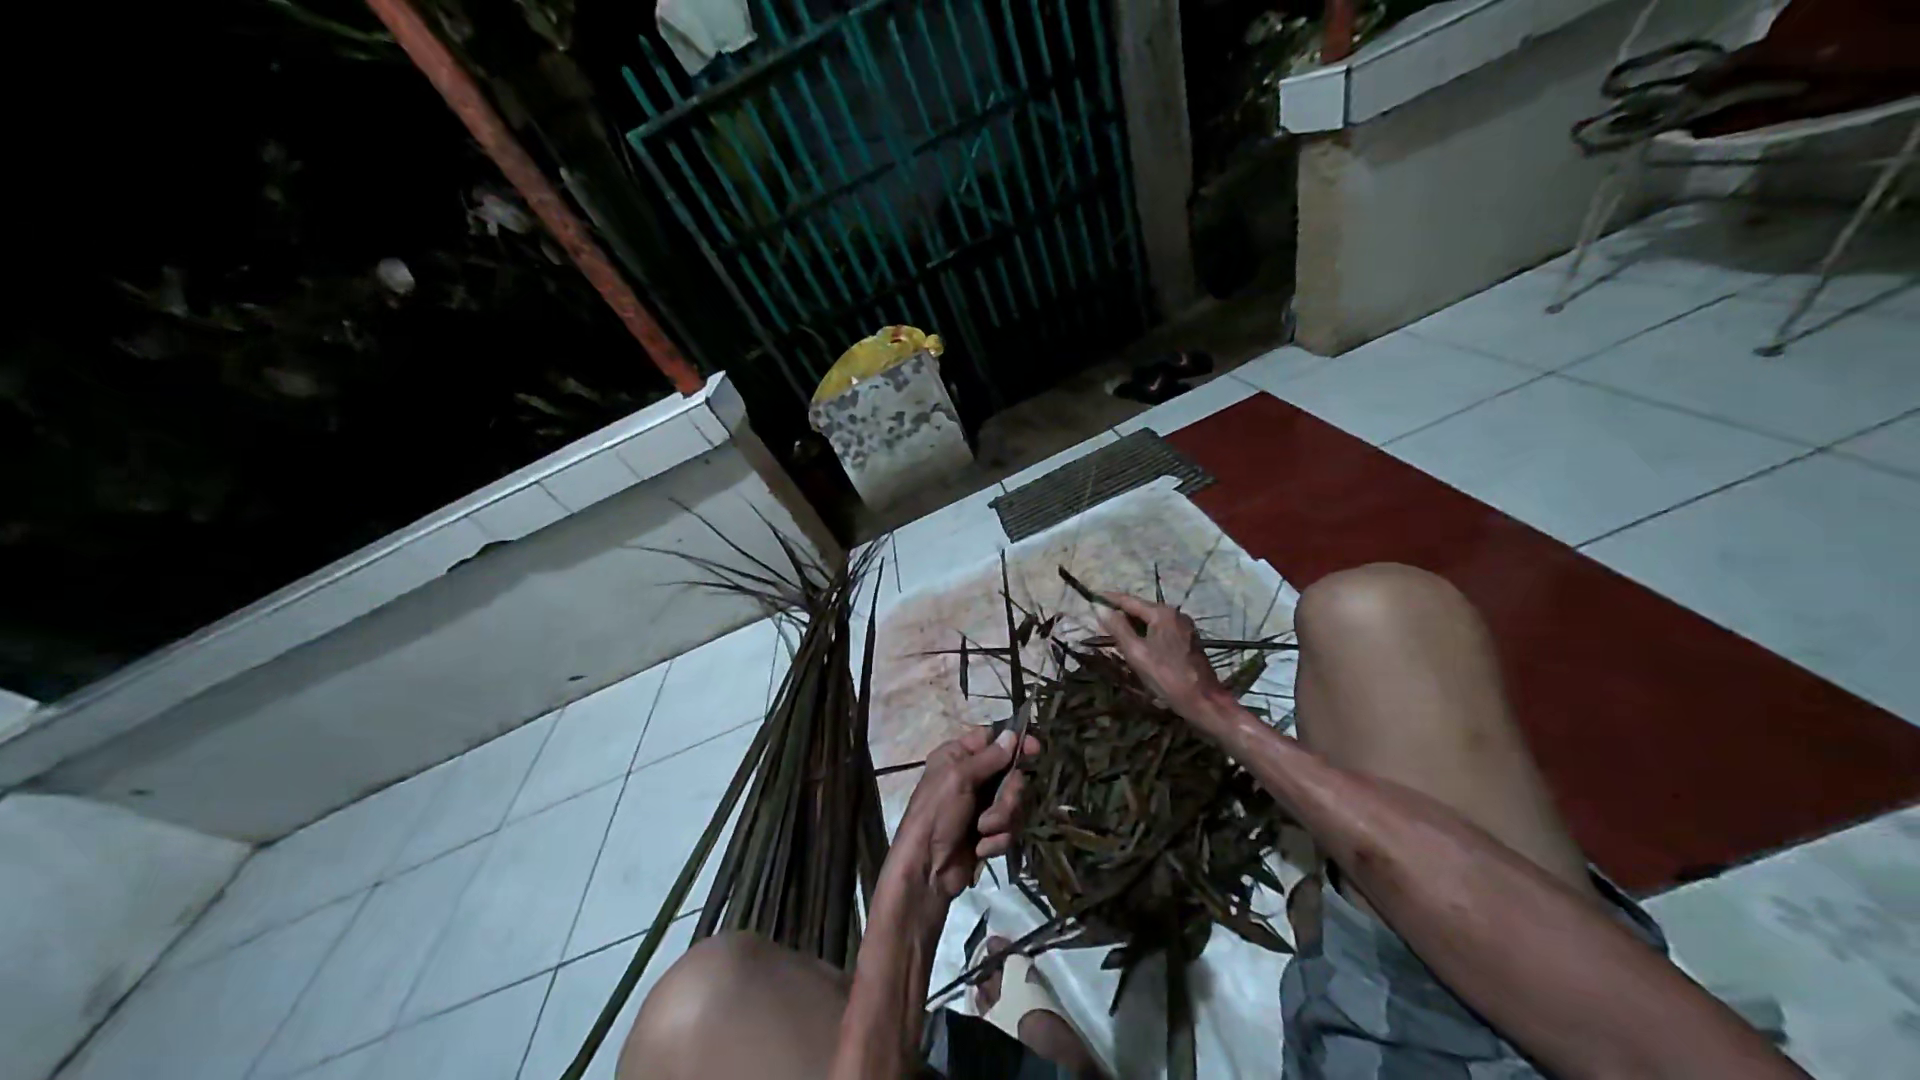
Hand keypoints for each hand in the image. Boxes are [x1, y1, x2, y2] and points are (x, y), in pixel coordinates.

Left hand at [896, 728, 1038, 899]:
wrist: (928, 869)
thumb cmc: (936, 814)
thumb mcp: (958, 778)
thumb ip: (989, 757)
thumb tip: (1012, 734)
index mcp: (958, 756)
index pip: (993, 739)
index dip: (1014, 744)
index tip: (1034, 750)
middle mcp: (972, 776)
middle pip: (1011, 774)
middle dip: (1007, 796)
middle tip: (994, 811)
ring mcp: (982, 805)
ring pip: (1014, 803)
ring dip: (1001, 820)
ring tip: (982, 832)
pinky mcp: (989, 831)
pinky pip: (1010, 828)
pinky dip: (997, 839)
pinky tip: (981, 848)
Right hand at [1098, 593, 1229, 721]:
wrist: (1203, 700)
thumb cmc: (1166, 676)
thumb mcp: (1136, 652)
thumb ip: (1118, 628)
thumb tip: (1100, 609)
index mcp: (1162, 614)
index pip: (1130, 600)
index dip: (1110, 599)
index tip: (1092, 597)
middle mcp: (1175, 614)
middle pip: (1142, 608)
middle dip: (1120, 612)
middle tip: (1099, 618)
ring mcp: (1184, 627)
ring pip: (1151, 620)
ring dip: (1132, 624)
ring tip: (1113, 630)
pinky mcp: (1188, 639)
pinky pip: (1161, 629)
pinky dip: (1145, 632)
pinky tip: (1136, 642)